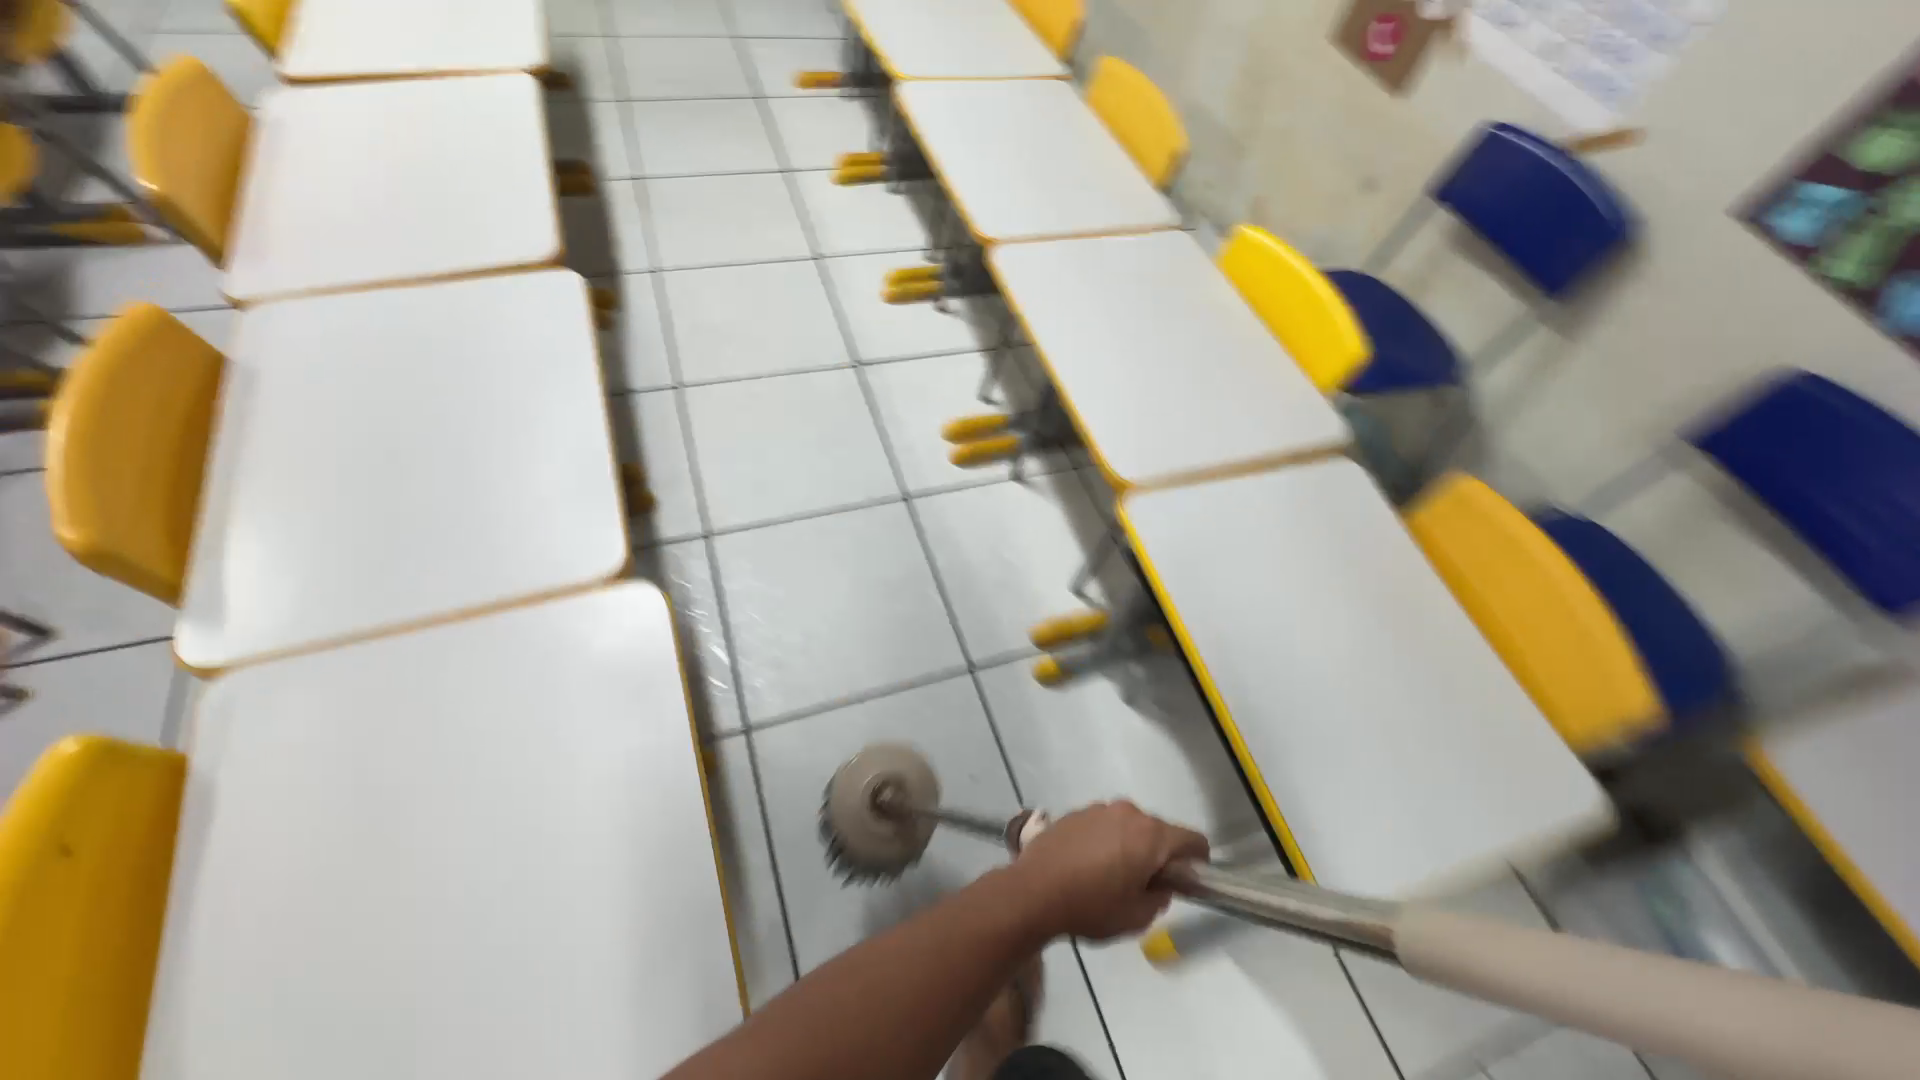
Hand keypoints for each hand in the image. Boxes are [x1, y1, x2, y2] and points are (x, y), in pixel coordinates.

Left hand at [1009, 801, 1209, 940]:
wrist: (1033, 891)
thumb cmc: (1090, 906)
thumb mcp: (1136, 916)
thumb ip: (1159, 898)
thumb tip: (1161, 886)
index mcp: (1150, 835)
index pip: (1192, 839)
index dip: (1198, 860)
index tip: (1188, 879)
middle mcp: (1127, 812)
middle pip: (1158, 831)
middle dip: (1158, 855)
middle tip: (1145, 885)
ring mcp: (1098, 809)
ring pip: (1128, 827)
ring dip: (1129, 846)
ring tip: (1110, 877)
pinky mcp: (1074, 813)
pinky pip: (1102, 826)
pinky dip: (1104, 841)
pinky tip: (1087, 866)